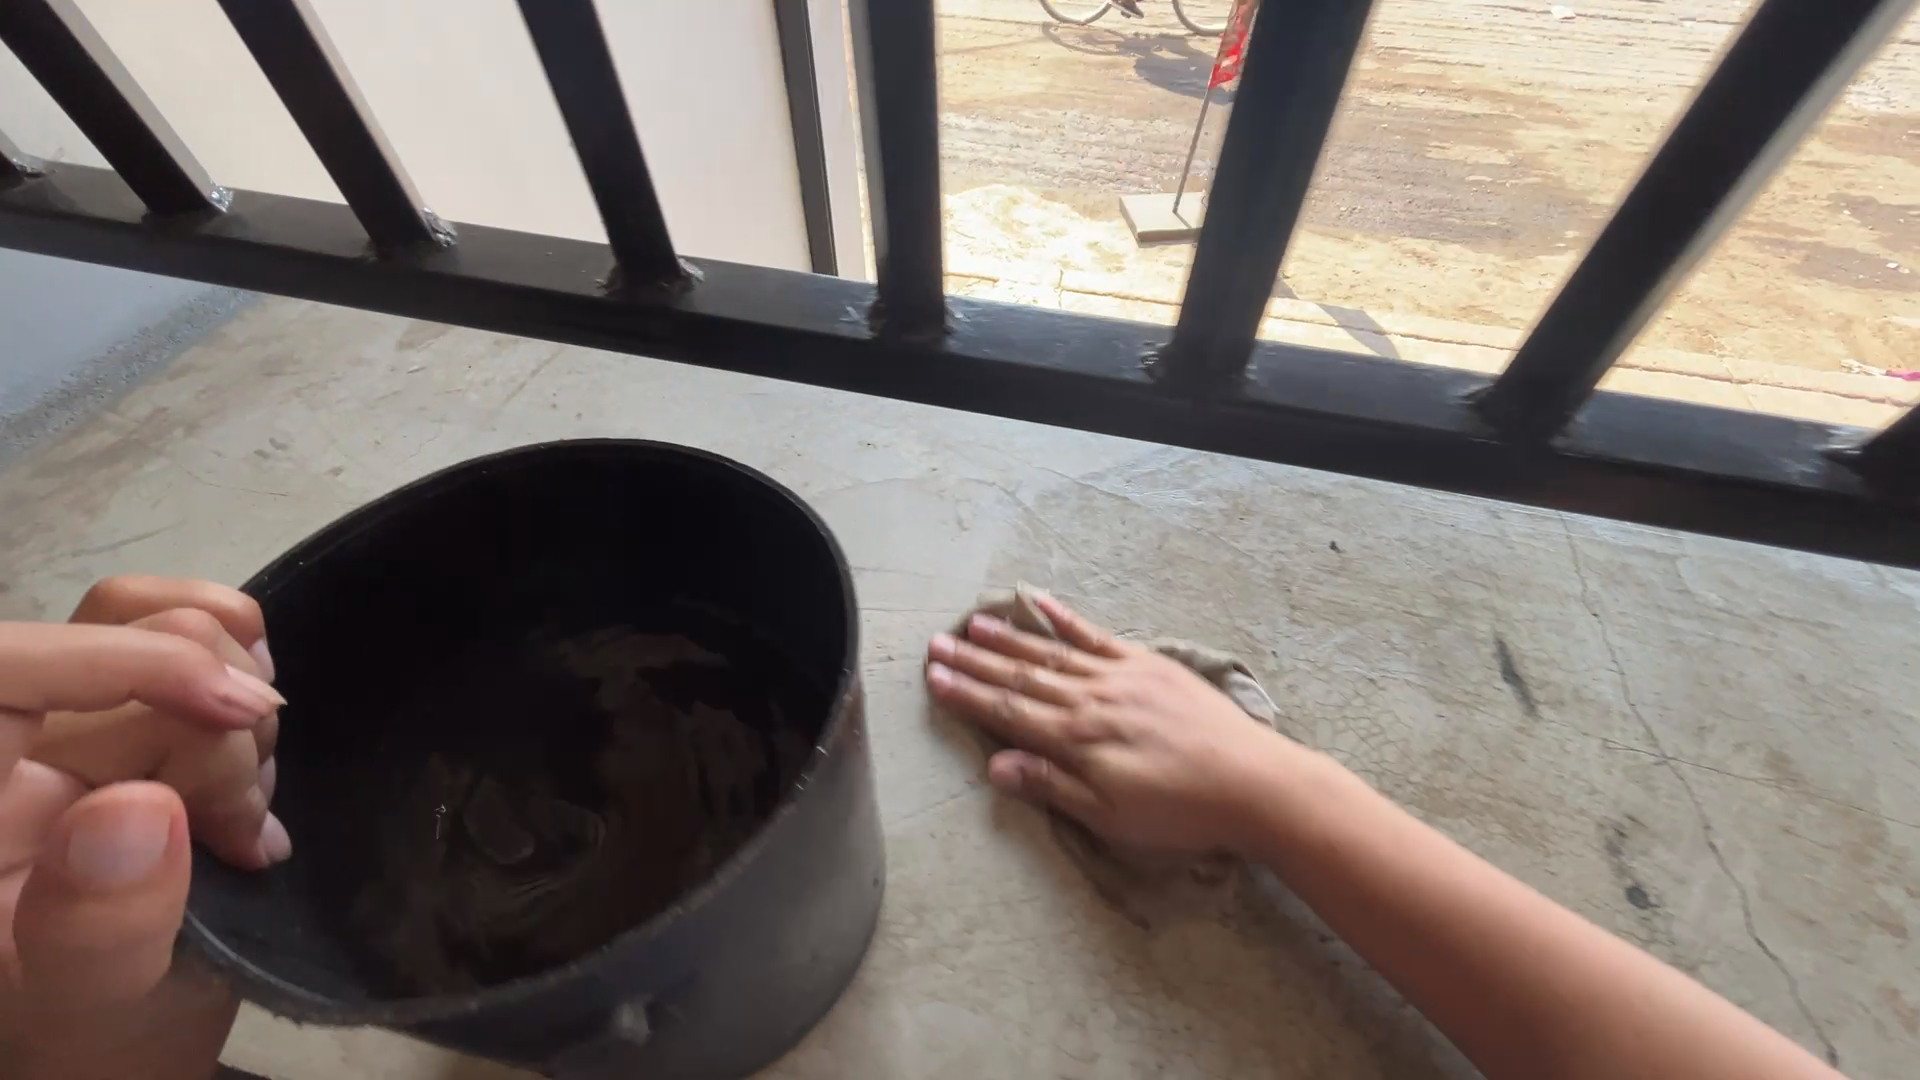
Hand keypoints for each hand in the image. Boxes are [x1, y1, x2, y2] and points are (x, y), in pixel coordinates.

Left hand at [1, 577, 284, 1077]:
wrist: (130, 1027)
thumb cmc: (93, 1035)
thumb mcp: (100, 1001)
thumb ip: (98, 923)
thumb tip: (133, 806)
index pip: (3, 666)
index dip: (128, 658)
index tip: (240, 709)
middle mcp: (11, 744)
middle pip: (130, 642)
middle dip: (219, 727)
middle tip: (235, 822)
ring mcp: (74, 725)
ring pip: (184, 631)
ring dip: (246, 721)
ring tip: (241, 814)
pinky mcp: (141, 715)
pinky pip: (211, 632)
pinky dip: (254, 673)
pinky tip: (259, 743)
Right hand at [925, 594, 1300, 855]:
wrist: (1252, 782)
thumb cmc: (1178, 811)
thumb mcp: (1110, 817)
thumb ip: (1051, 785)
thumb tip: (995, 765)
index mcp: (1078, 738)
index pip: (1009, 712)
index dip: (968, 694)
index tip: (934, 676)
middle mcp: (1089, 698)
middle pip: (1020, 676)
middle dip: (975, 661)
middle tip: (936, 643)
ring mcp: (1117, 674)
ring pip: (1050, 651)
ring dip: (1008, 637)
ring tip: (973, 622)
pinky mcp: (1144, 661)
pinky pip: (1095, 633)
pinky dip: (1063, 617)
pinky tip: (1038, 600)